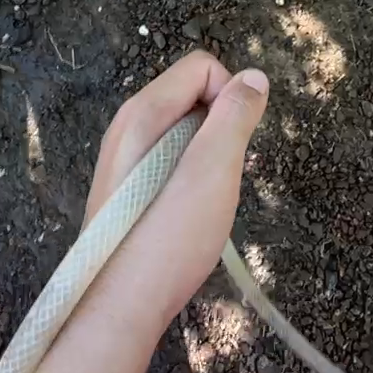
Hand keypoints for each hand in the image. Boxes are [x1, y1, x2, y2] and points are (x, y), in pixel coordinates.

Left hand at [19, 52, 269, 372]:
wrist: (117, 307)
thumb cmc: (169, 235)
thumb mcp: (213, 169)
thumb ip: (234, 116)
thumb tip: (254, 76)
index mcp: (144, 110)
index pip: (201, 66)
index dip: (230, 94)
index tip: (236, 142)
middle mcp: (128, 122)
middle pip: (191, 93)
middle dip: (221, 124)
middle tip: (225, 174)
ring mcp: (124, 154)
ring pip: (184, 127)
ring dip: (209, 152)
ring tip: (209, 197)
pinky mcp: (126, 183)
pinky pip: (169, 154)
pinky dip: (190, 171)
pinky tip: (190, 211)